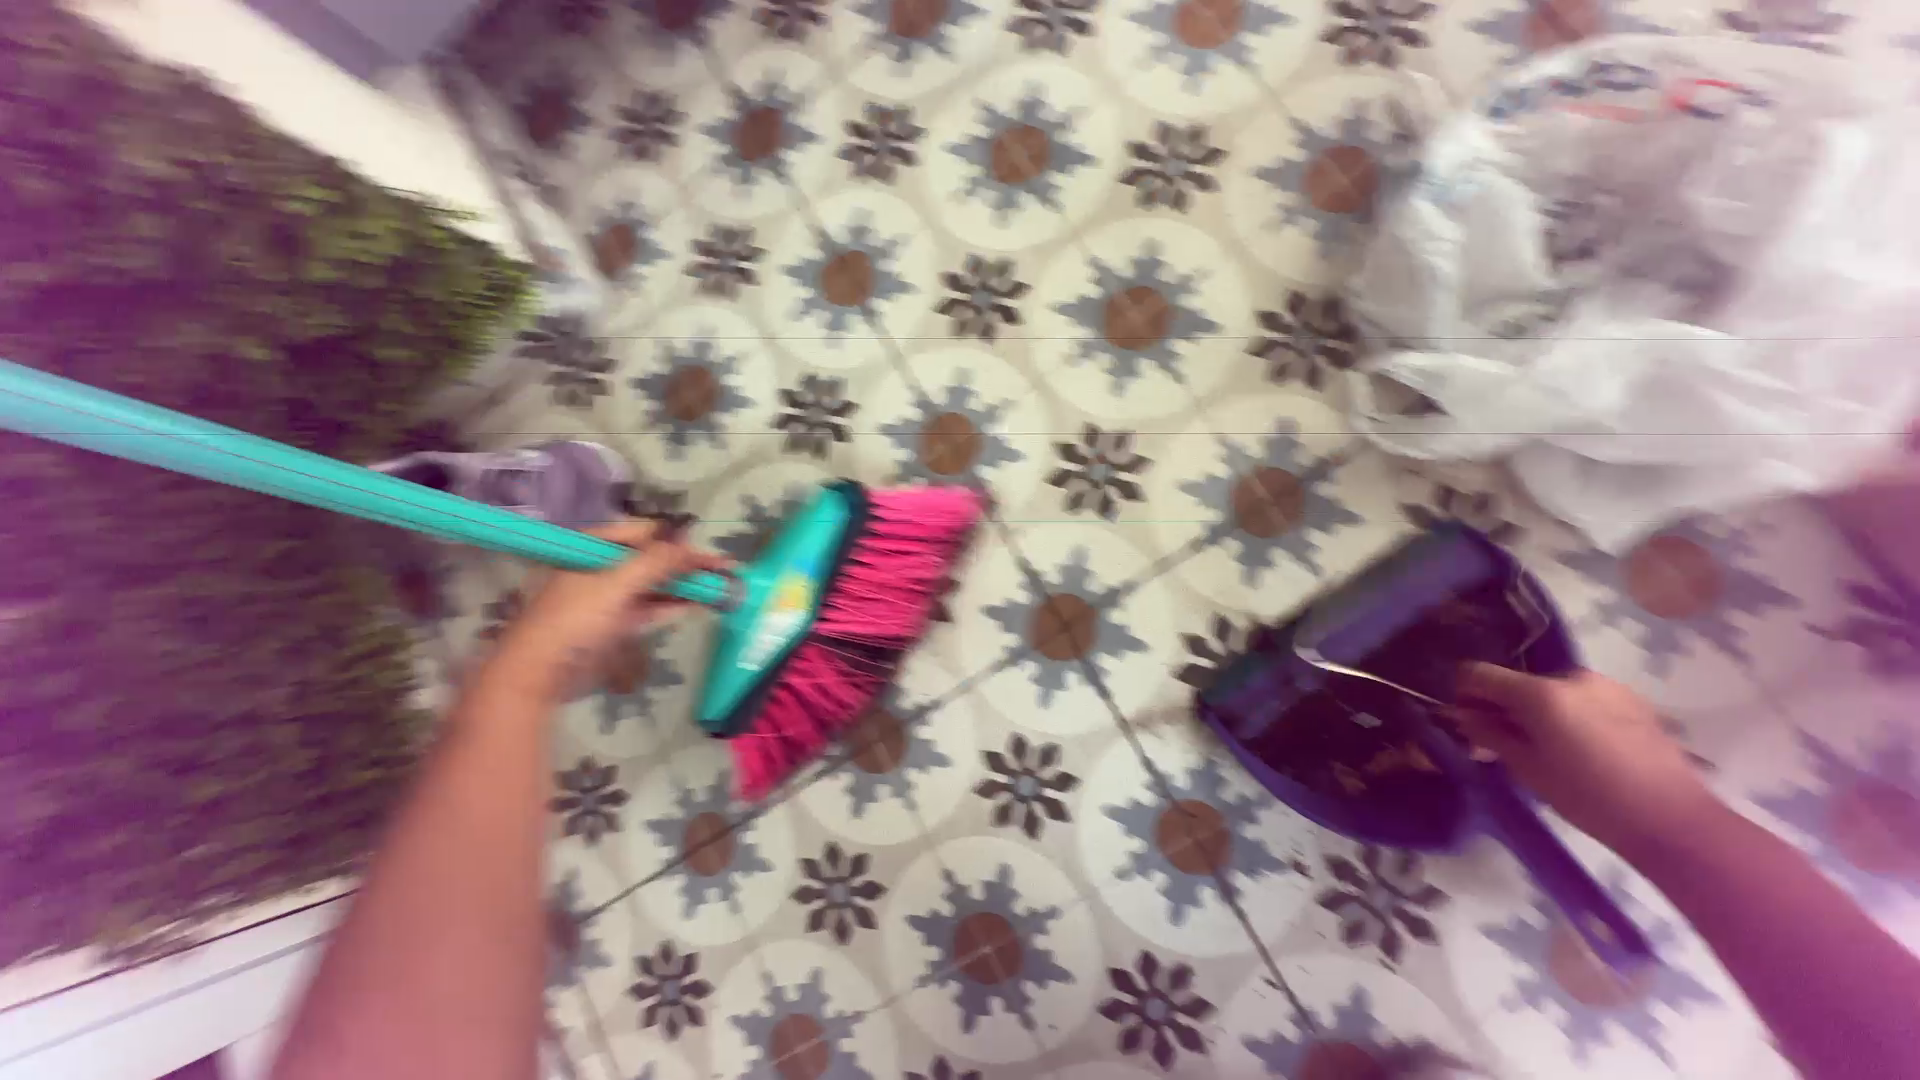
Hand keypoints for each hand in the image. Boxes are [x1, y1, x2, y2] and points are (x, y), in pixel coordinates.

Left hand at [488, 520, 727, 700]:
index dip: (678, 540)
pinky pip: (649, 609)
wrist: (539, 672)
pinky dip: (672, 605)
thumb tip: (689, 543)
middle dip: (687, 563)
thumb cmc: (573, 619)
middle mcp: (602, 567)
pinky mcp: (614, 624)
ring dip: (685, 585)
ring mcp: (608, 597)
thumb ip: (656, 561)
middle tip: (724, 569)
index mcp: (595, 547)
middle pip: (653, 559)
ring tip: (719, 587)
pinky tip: (696, 604)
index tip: (708, 551)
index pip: (645, 533)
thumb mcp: (616, 584)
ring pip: (654, 585)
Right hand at [1451, 663, 1718, 857]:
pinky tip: (1582, 749)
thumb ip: (1489, 734)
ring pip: (1551, 691)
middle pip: (1517, 682)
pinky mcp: (1632, 700)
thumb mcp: (1527, 768)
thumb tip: (1463, 715)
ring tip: (1548, 749)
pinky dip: (1569, 715)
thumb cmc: (1589, 798)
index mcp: (1539, 692)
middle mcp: (1571, 676)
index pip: (1478, 673)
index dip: (1463, 693)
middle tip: (1504, 744)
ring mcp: (1606, 685)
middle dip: (1503, 707)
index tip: (1465, 721)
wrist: (1674, 820)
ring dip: (1537, 712)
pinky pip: (1582, 699)